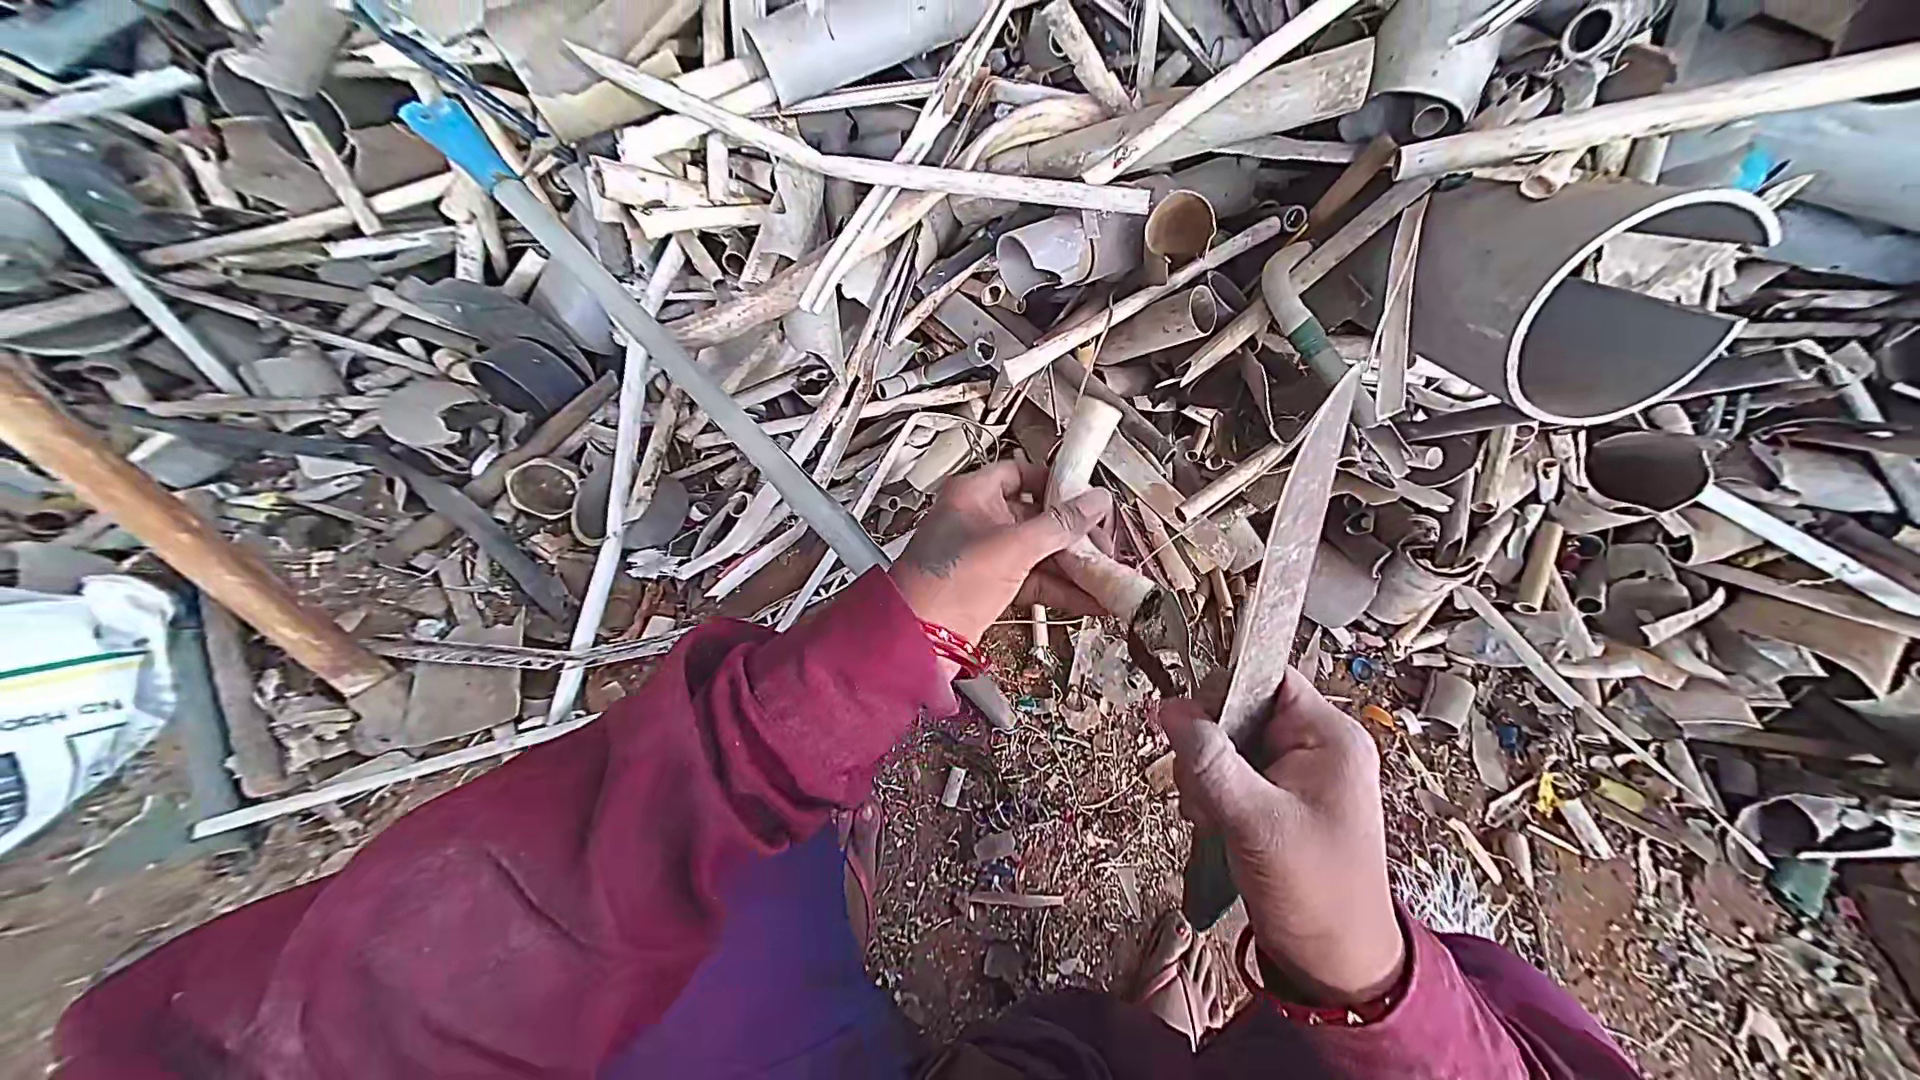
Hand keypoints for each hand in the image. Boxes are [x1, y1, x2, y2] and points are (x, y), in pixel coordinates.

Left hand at [889, 461, 1112, 644]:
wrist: (918, 636)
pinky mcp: (991, 583)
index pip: (1022, 473)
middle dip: (1073, 534)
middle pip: (1037, 516)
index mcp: (974, 494)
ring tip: (1103, 574)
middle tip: (1102, 544)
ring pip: (1038, 551)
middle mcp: (979, 519)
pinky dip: (1058, 588)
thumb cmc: (945, 583)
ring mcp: (986, 553)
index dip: (1056, 484)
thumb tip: (1092, 503)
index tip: (1086, 496)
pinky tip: (1087, 597)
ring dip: (1071, 565)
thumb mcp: (1012, 546)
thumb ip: (1058, 525)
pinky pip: (1033, 578)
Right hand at [1154, 669, 1404, 1003]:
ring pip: (1224, 738)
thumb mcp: (1257, 821)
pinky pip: (1226, 767)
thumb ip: (1210, 761)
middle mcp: (1312, 743)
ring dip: (1203, 771)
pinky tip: (1211, 818)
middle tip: (1201, 789)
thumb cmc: (1314, 892)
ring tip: (1208, 812)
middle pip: (1237, 707)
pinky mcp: (1273, 792)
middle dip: (1207, 744)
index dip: (1224, 691)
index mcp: (1328, 735)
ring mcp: (1292, 768)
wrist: (1335, 963)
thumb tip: (1167, 707)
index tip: (1193, 727)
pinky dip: (1209, 788)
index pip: (1265, 677)